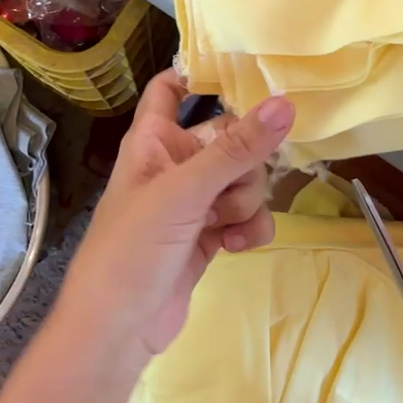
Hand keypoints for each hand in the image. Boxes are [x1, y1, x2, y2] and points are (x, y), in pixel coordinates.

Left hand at [61, 70, 293, 354]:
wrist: (118, 327)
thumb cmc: (133, 248)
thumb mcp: (184, 192)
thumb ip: (235, 150)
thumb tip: (285, 102)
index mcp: (151, 141)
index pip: (171, 89)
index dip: (200, 76)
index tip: (246, 77)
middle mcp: (173, 165)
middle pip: (228, 138)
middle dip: (244, 162)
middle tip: (234, 186)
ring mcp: (192, 203)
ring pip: (243, 180)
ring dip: (246, 201)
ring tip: (225, 225)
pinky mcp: (209, 237)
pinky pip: (246, 217)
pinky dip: (248, 229)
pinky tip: (235, 246)